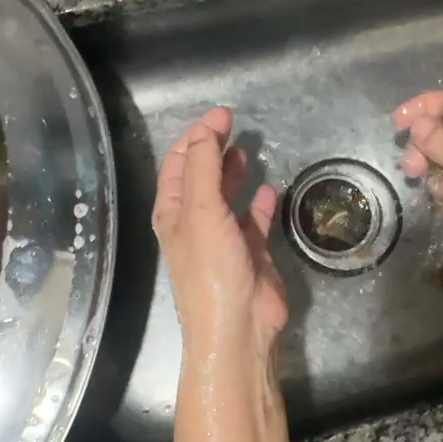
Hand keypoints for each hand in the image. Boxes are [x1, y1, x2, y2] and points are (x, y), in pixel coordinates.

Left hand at [152, 107, 288, 352]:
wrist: (238, 326)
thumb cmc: (211, 268)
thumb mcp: (201, 211)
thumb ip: (204, 168)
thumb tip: (206, 128)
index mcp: (173, 213)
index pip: (178, 165)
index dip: (195, 137)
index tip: (221, 114)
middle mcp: (195, 223)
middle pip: (201, 176)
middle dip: (213, 149)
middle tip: (234, 124)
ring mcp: (224, 238)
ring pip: (226, 196)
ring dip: (233, 173)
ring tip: (247, 149)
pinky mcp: (252, 253)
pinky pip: (254, 220)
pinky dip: (260, 203)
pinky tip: (269, 188)